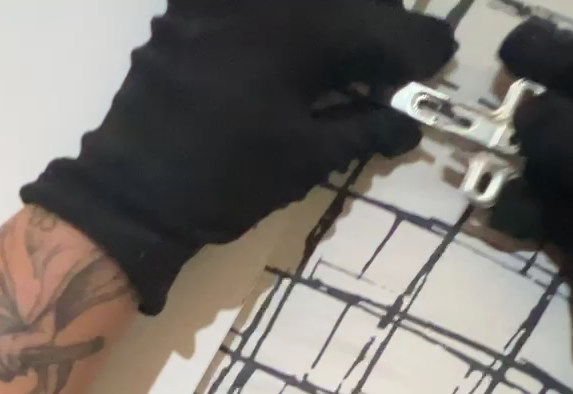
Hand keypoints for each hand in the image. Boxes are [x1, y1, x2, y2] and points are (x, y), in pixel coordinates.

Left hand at [22, 0, 455, 314]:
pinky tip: (292, 42)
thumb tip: (409, 122)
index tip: (438, 62)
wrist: (134, 194)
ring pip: (300, 1)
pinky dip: (286, 18)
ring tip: (346, 56)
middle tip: (394, 61)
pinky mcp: (190, 4)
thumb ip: (362, 129)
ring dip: (334, 19)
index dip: (416, 50)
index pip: (380, 31)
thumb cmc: (222, 183)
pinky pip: (252, 4)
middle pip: (344, 2)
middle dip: (377, 27)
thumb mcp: (302, 161)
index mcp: (301, 31)